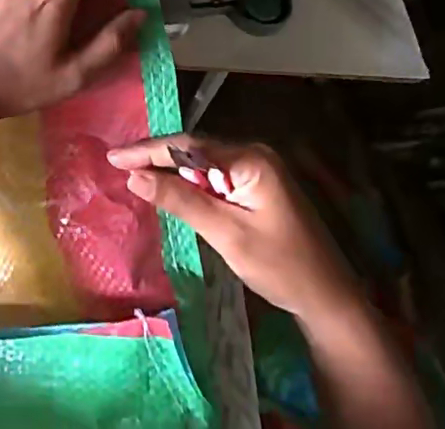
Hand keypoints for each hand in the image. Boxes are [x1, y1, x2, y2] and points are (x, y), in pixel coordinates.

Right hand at [108, 134, 361, 320]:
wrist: (329, 298)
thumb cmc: (281, 267)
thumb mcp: (227, 235)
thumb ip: (181, 201)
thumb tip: (135, 177)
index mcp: (250, 159)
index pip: (189, 147)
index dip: (149, 150)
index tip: (115, 156)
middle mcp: (253, 153)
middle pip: (195, 149)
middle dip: (156, 156)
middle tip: (117, 162)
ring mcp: (257, 167)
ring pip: (203, 162)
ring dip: (171, 169)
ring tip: (134, 172)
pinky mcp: (257, 184)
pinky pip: (215, 174)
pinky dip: (190, 182)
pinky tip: (169, 187)